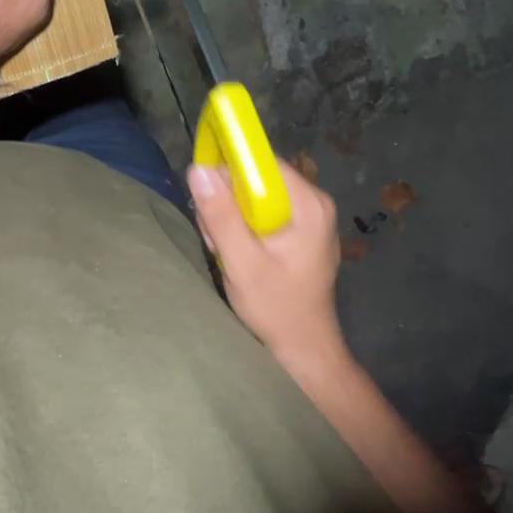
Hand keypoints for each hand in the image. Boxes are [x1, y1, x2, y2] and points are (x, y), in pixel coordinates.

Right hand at [188, 161, 344, 361]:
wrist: (304, 349)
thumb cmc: (277, 308)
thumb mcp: (242, 263)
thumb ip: (222, 216)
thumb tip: (199, 169)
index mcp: (309, 205)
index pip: (262, 163)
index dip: (229, 172)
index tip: (207, 197)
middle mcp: (314, 203)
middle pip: (257, 179)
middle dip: (228, 202)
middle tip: (215, 236)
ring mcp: (309, 218)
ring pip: (256, 196)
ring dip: (231, 218)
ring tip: (224, 250)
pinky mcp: (300, 232)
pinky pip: (263, 212)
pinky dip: (243, 227)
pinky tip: (236, 253)